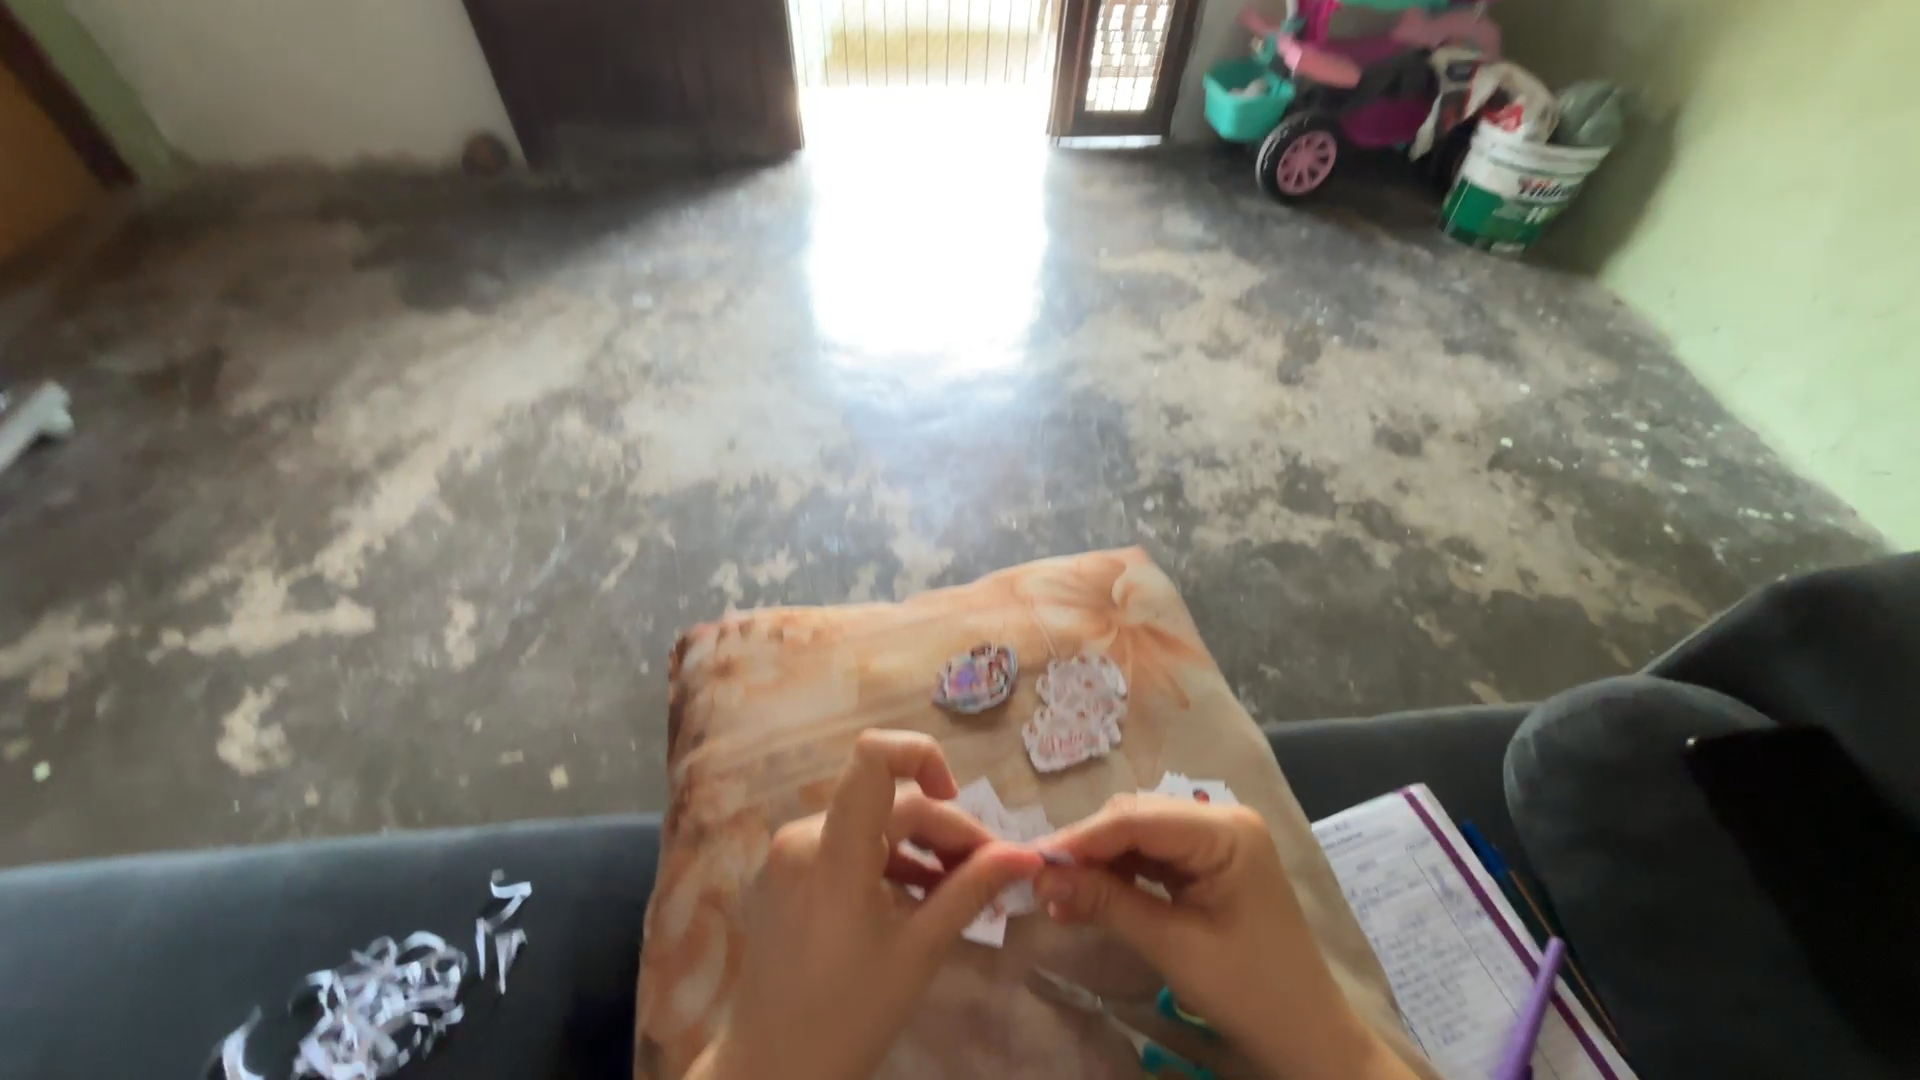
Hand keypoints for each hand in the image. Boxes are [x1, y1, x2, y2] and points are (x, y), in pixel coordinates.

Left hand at [689, 731, 1043, 1079]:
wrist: (772, 1074)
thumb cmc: (850, 1016)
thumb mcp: (921, 949)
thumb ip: (973, 888)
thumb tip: (1028, 854)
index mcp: (832, 853)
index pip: (872, 757)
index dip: (921, 755)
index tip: (956, 798)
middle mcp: (803, 837)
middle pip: (889, 805)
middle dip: (945, 830)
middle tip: (990, 872)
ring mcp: (790, 854)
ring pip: (873, 826)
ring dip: (921, 848)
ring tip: (961, 889)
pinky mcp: (787, 873)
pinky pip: (849, 847)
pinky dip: (889, 862)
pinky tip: (919, 896)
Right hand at [1034, 795, 1416, 1079]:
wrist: (1308, 1039)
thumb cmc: (1250, 993)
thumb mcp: (1172, 946)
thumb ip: (1106, 901)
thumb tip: (1040, 876)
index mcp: (1225, 831)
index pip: (1136, 819)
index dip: (1080, 838)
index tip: (1030, 860)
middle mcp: (1219, 820)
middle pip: (1134, 819)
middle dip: (1086, 849)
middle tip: (1039, 881)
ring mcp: (1214, 840)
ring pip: (1137, 835)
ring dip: (1097, 862)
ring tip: (1056, 894)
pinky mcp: (1206, 864)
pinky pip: (1150, 857)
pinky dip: (1118, 875)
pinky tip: (1087, 896)